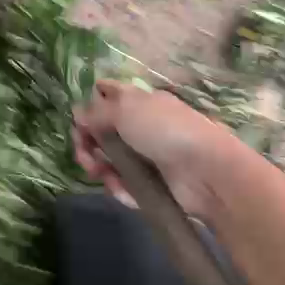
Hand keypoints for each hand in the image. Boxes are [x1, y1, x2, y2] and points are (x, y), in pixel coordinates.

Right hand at [72, 79, 234, 215]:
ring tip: (98, 174)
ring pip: (110, 160)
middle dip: (87, 142)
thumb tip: (77, 113)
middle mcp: (141, 126)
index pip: (106, 94)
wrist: (207, 173)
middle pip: (102, 131)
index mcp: (137, 101)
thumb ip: (96, 111)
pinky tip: (121, 190)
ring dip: (98, 167)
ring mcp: (147, 157)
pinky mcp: (152, 186)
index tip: (77, 120)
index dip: (88, 104)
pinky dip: (120, 188)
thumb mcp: (124, 109)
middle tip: (83, 154)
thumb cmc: (164, 129)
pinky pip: (126, 184)